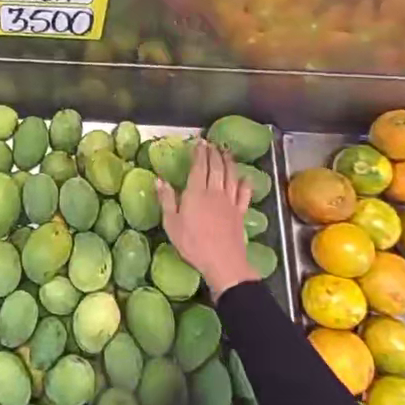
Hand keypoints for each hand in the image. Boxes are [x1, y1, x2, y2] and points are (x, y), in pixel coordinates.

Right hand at [157, 140, 255, 295]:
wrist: (223, 262)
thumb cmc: (192, 243)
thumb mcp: (171, 223)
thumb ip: (166, 199)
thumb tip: (159, 179)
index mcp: (196, 192)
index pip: (199, 167)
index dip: (200, 153)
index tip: (199, 142)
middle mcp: (215, 192)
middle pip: (216, 168)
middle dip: (214, 153)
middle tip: (212, 143)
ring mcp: (230, 202)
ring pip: (231, 176)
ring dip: (229, 162)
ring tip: (227, 152)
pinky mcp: (240, 212)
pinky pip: (244, 194)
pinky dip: (245, 183)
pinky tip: (245, 177)